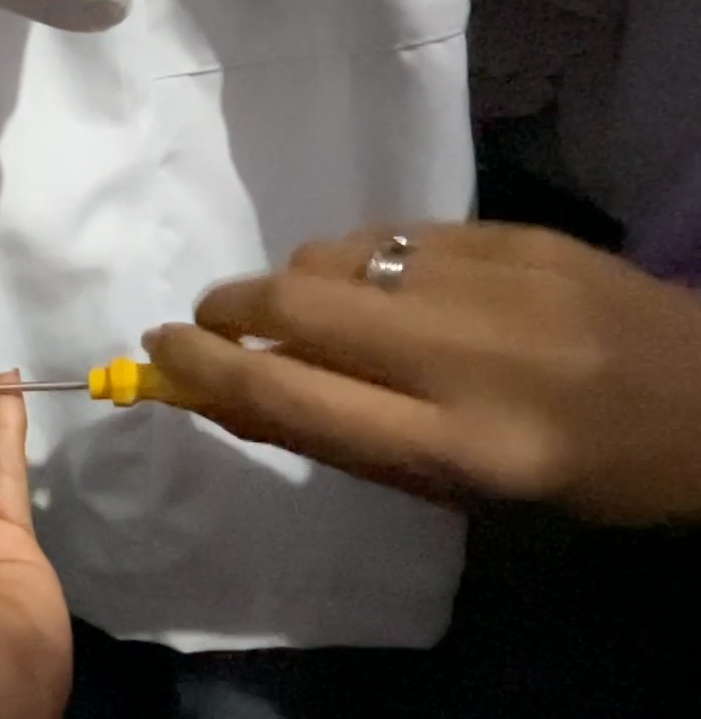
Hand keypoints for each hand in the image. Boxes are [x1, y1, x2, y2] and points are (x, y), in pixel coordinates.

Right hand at [145, 222, 700, 523]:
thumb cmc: (559, 480)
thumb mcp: (433, 485)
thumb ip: (313, 432)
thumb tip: (202, 387)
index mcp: (454, 447)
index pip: (282, 391)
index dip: (199, 364)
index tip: (158, 348)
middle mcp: (472, 359)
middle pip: (291, 302)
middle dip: (225, 306)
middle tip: (215, 320)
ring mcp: (502, 283)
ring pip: (327, 256)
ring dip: (292, 282)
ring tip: (320, 307)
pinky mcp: (522, 235)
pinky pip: (385, 234)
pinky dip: (355, 260)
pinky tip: (388, 284)